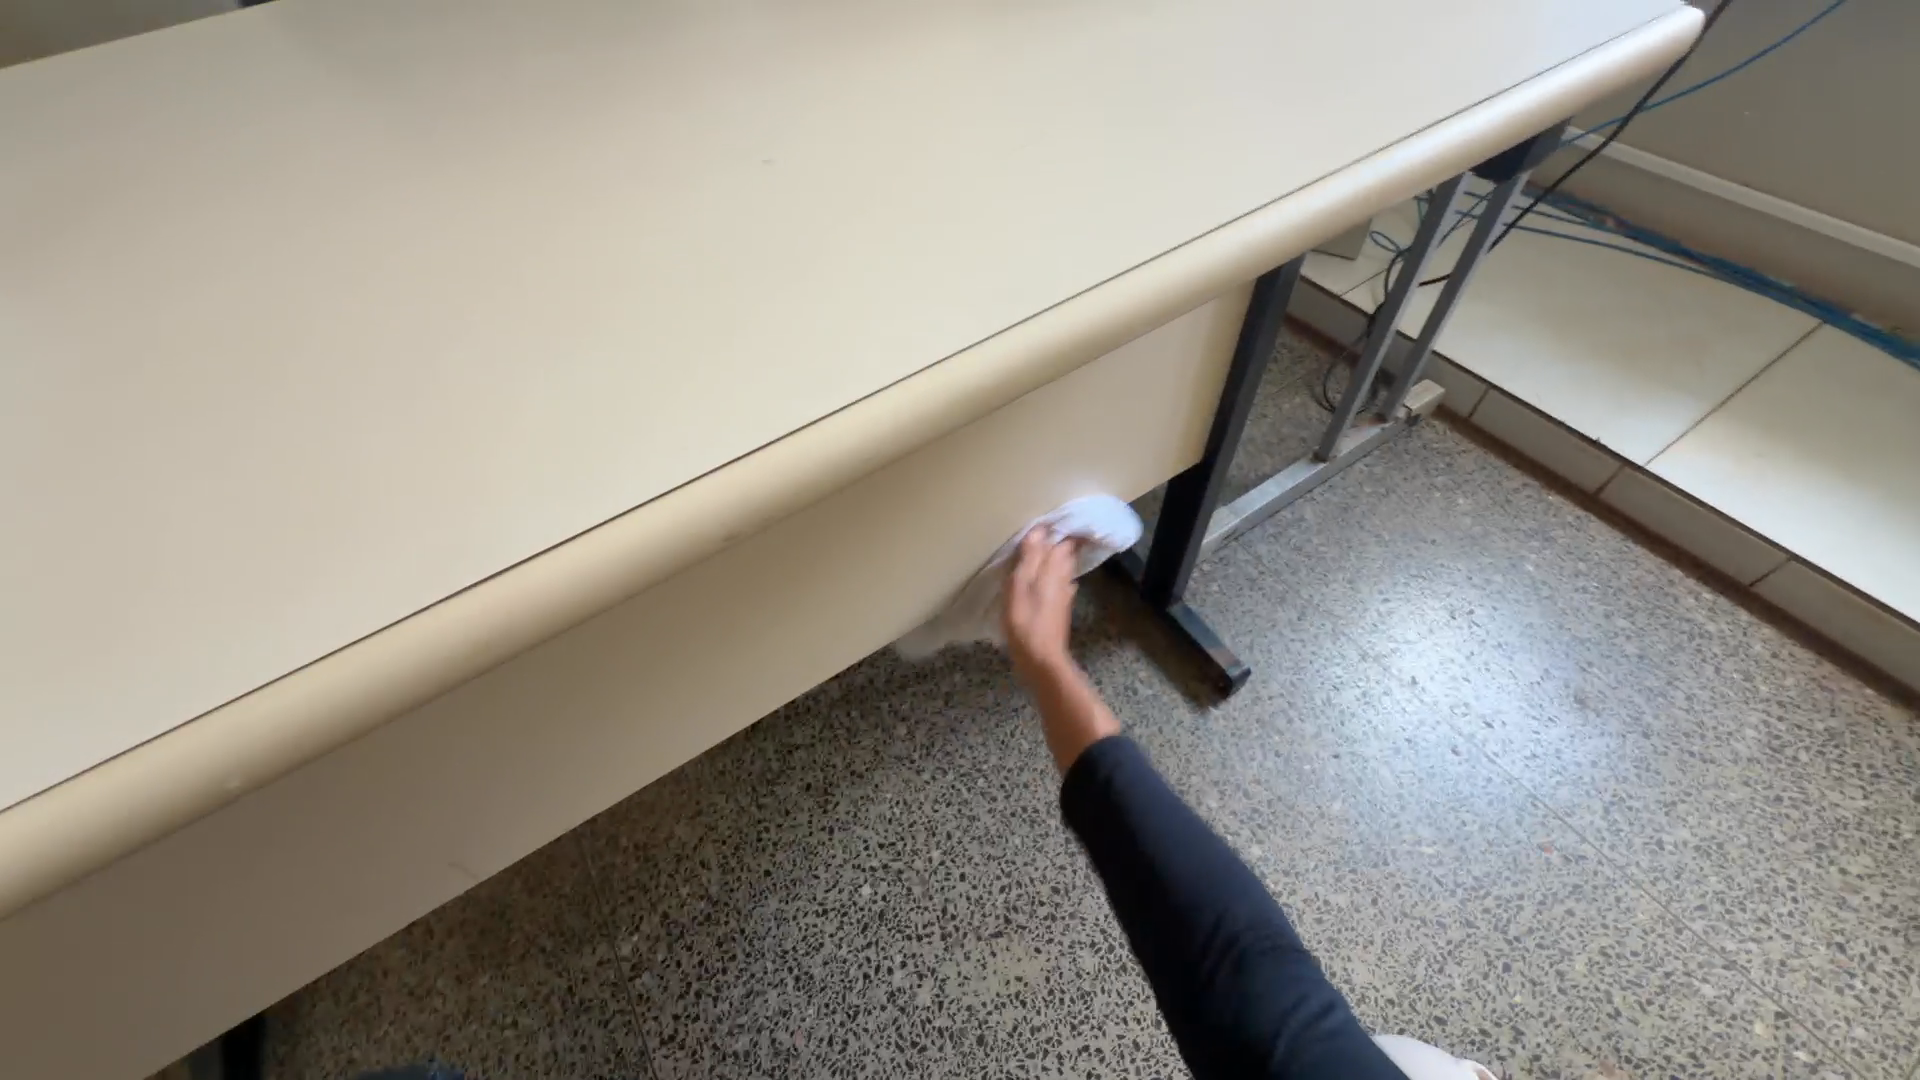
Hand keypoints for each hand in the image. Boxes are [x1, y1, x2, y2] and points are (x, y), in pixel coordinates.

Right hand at [1002, 526, 1079, 686]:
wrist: (1041, 657)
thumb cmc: (1025, 620)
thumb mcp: (1019, 585)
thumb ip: (1030, 557)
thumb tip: (1039, 530)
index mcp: (1055, 568)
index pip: (1066, 540)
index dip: (1063, 528)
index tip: (1055, 516)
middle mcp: (1064, 577)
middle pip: (1067, 552)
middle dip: (1061, 539)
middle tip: (1049, 528)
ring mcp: (1065, 593)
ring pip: (1064, 567)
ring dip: (1056, 556)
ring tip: (1043, 548)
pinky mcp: (1060, 607)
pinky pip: (1060, 581)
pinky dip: (1053, 573)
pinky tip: (1044, 577)